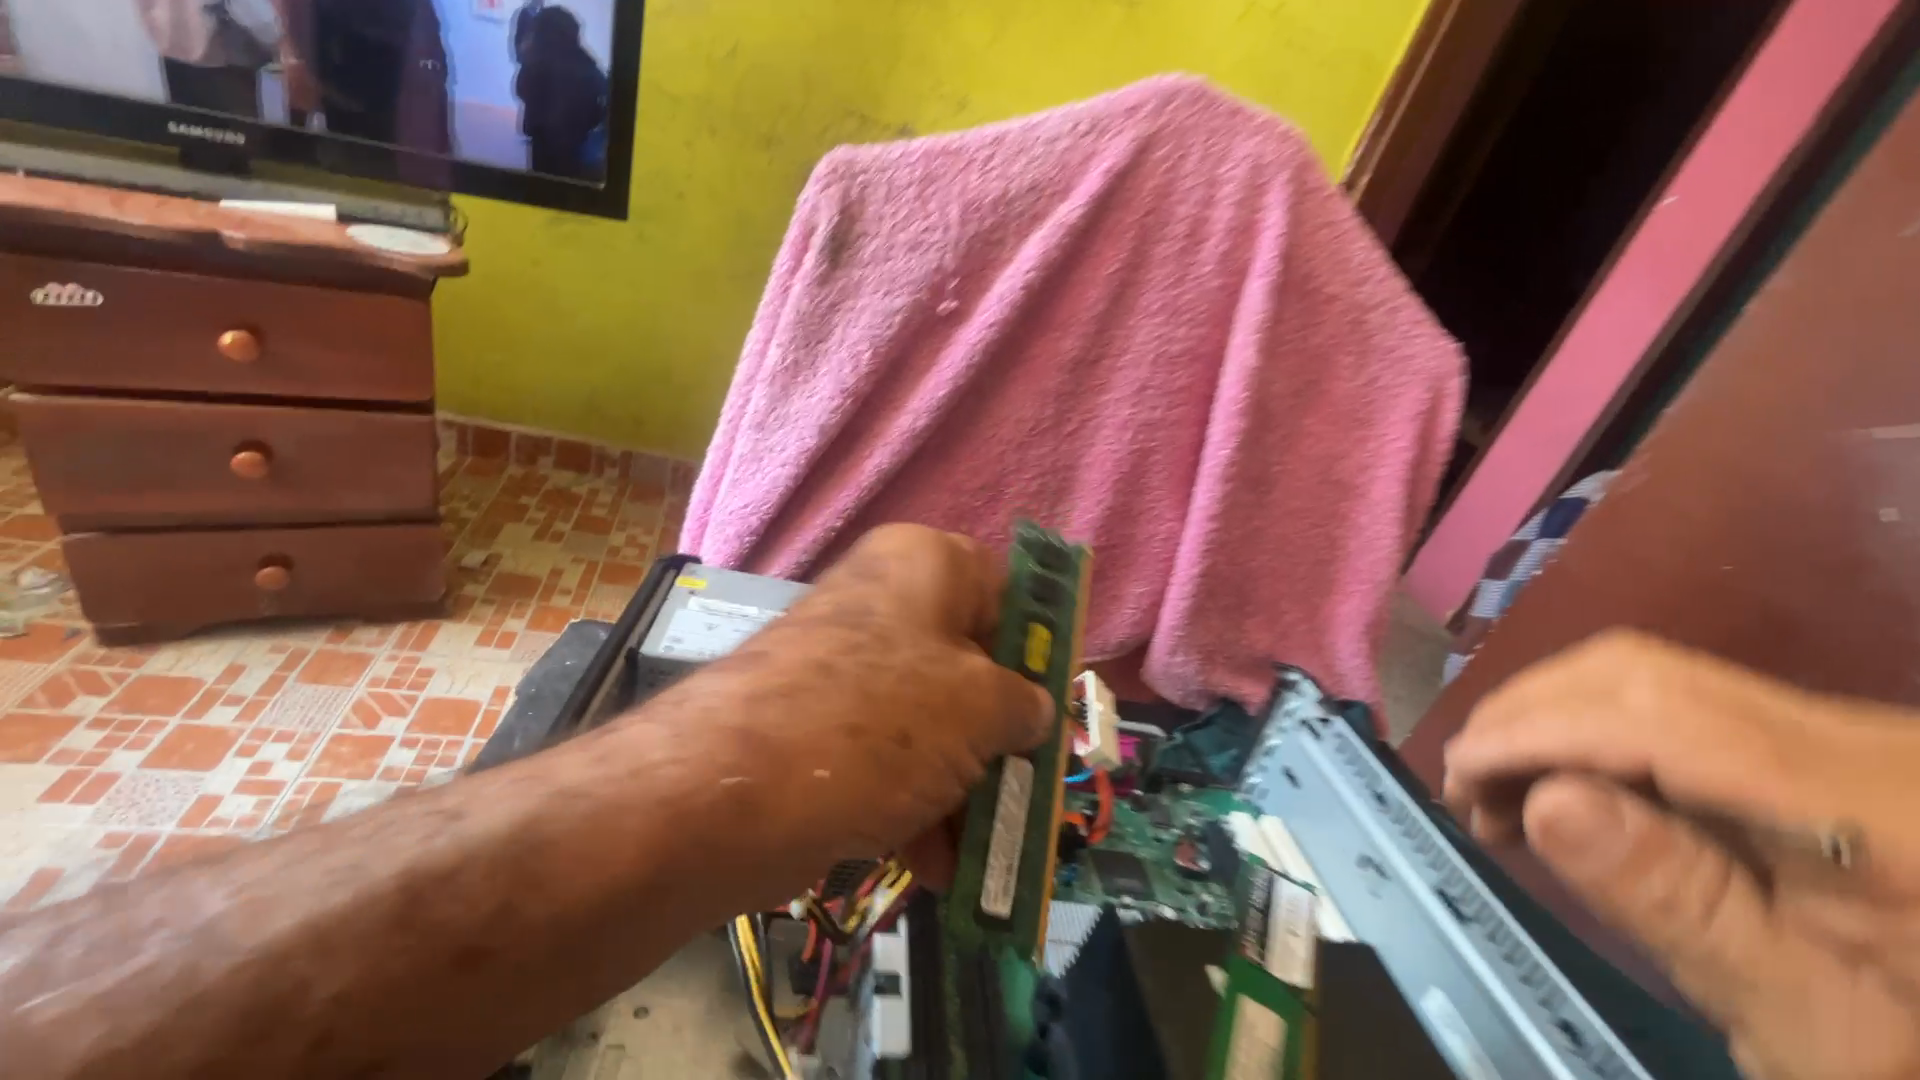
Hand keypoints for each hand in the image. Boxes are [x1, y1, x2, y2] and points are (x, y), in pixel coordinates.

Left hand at [674, 525, 1054, 896]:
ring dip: (963, 789)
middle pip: (969, 668)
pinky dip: (915, 807)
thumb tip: (1033, 712)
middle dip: (1001, 739)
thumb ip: (1024, 705)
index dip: (1039, 652)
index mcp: (924, 565)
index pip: (1007, 592)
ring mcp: (845, 668)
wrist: (725, 794)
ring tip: (985, 850)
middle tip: (1030, 791)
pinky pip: (887, 759)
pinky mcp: (817, 727)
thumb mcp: (980, 708)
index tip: (1056, 710)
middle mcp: (883, 604)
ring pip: (932, 724)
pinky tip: (934, 865)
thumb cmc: (878, 723)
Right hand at [1442, 630, 1919, 1079]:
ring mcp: (1829, 728)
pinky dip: (1583, 728)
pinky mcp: (1803, 738)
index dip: (1541, 732)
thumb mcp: (1809, 1017)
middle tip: (1468, 788)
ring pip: (1644, 676)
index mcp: (1871, 805)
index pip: (1664, 722)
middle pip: (1642, 675)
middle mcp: (1852, 736)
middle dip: (1529, 716)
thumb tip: (1546, 803)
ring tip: (1501, 790)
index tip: (1458, 774)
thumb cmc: (1906, 1043)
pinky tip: (1561, 782)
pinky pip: (1665, 701)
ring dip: (1547, 718)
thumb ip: (1684, 907)